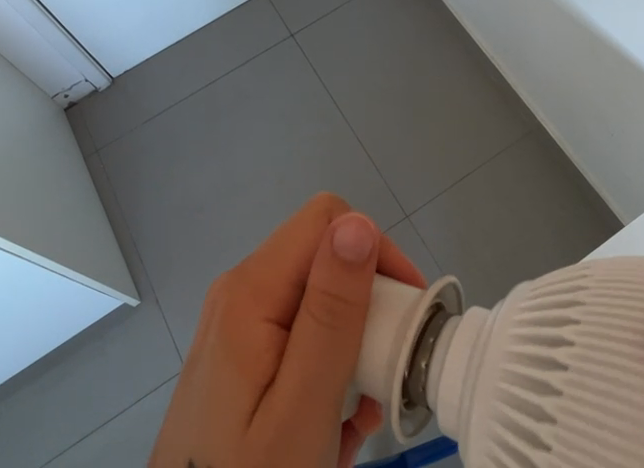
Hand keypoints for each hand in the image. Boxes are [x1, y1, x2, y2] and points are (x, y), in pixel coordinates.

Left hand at [150, 194, 427, 467]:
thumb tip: (357, 222)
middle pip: (326, 260)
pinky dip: (330, 373)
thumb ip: (332, 312)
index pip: (329, 219)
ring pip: (321, 304)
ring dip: (354, 351)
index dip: (377, 253)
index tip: (404, 315)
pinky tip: (334, 424)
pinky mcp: (243, 357)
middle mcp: (241, 293)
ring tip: (358, 414)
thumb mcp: (302, 403)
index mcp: (252, 291)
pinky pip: (303, 339)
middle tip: (386, 377)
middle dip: (369, 310)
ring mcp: (239, 326)